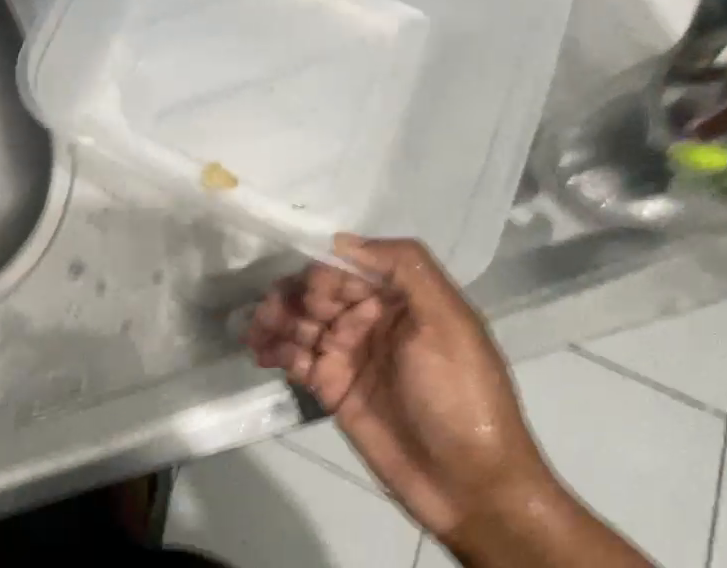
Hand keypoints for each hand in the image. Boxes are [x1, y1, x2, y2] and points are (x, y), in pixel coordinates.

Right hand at [245, 236, 554, 539]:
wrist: (469, 486)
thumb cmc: (461, 398)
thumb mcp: (449, 324)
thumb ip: (405, 269)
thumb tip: (342, 240)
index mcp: (400, 301)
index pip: (344, 268)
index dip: (319, 273)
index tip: (309, 295)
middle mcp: (370, 321)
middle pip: (313, 292)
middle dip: (287, 296)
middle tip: (272, 315)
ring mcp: (347, 354)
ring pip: (296, 321)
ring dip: (271, 320)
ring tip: (257, 335)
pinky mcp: (330, 386)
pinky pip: (292, 356)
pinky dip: (272, 350)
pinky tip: (263, 355)